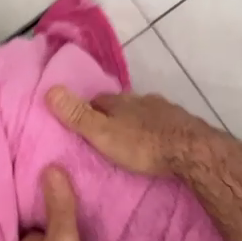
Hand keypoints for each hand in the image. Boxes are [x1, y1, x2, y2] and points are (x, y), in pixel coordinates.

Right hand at [45, 87, 217, 177]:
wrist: (190, 150)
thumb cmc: (142, 145)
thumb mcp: (103, 134)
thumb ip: (78, 116)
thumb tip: (50, 89)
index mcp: (121, 101)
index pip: (97, 100)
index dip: (88, 110)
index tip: (81, 124)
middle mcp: (143, 99)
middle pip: (122, 105)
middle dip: (113, 116)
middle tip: (105, 134)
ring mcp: (165, 110)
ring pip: (144, 113)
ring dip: (136, 122)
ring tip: (129, 140)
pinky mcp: (182, 123)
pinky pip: (163, 123)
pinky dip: (155, 130)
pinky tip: (155, 141)